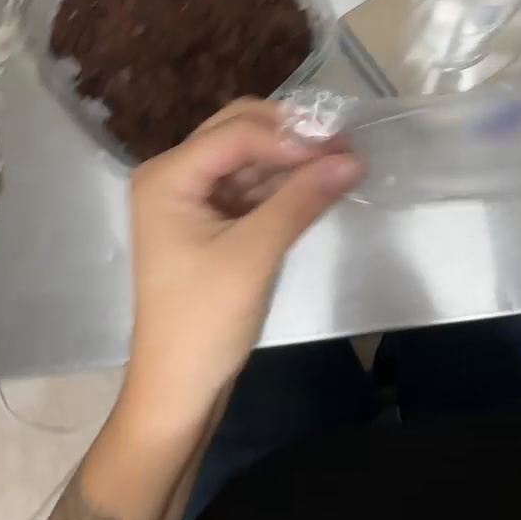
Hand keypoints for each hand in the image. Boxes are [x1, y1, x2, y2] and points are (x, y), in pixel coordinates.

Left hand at [122, 100, 364, 423]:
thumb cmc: (203, 321)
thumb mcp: (253, 256)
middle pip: (240, 132)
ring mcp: (194, 198)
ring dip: (294, 158)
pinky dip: (286, 183)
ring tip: (345, 162)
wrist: (180, 387)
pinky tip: (322, 184)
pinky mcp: (214, 220)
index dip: (289, 137)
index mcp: (167, 176)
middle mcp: (175, 176)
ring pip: (251, 157)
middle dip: (291, 137)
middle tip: (344, 148)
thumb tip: (353, 159)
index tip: (342, 150)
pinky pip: (253, 186)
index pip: (235, 134)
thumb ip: (300, 201)